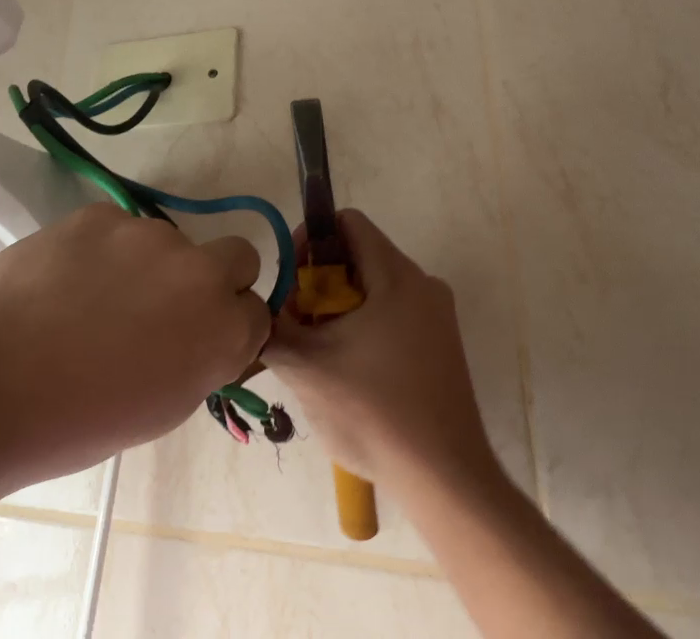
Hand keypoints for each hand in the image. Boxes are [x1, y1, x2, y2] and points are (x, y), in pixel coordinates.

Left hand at [0, 204, 269, 479]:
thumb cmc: (75, 421)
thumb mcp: (162, 408)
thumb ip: (200, 361)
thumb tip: (203, 337)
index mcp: (223, 332)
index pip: (257, 311)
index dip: (228, 326)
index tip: (198, 339)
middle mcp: (200, 273)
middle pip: (236, 256)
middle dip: (213, 279)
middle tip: (163, 307)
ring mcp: (148, 235)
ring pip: (170, 241)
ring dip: (151, 263)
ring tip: (93, 298)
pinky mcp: (99, 214)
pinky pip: (119, 226)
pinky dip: (104, 249)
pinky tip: (65, 279)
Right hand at [263, 210, 497, 491]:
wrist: (443, 477)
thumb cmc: (373, 411)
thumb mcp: (305, 367)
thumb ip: (271, 328)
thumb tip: (255, 313)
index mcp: (397, 277)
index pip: (347, 223)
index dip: (308, 239)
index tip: (288, 280)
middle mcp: (423, 286)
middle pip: (358, 257)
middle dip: (316, 282)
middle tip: (294, 322)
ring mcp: (437, 319)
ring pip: (373, 291)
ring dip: (335, 310)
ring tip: (312, 352)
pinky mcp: (440, 348)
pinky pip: (391, 317)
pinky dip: (360, 328)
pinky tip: (343, 372)